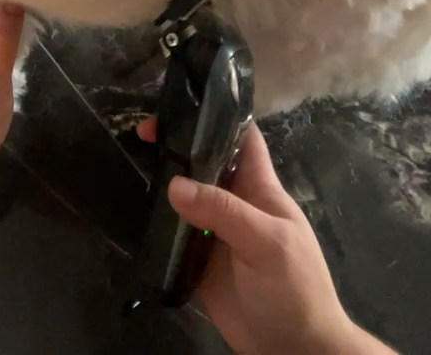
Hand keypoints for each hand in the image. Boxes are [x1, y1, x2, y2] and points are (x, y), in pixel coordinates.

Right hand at [137, 120, 392, 354]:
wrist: (296, 351)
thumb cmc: (296, 287)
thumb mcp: (267, 241)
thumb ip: (223, 211)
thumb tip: (173, 184)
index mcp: (259, 187)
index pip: (242, 137)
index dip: (219, 115)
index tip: (185, 100)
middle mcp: (234, 202)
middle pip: (204, 161)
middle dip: (178, 143)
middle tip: (144, 132)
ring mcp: (215, 232)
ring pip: (185, 195)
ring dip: (163, 180)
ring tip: (134, 161)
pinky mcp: (198, 261)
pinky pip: (174, 235)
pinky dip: (156, 223)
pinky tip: (137, 210)